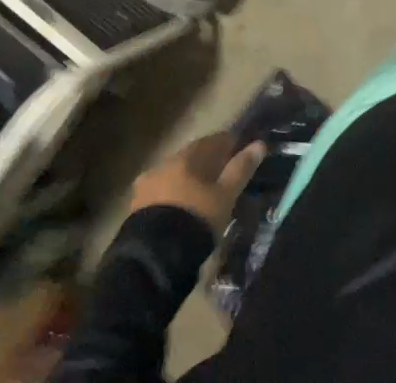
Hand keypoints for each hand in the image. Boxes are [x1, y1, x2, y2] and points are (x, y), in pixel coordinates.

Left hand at [127, 131, 266, 228]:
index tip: (243, 152)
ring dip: (189, 179)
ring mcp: (145, 186)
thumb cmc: (197, 217)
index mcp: (186, 157)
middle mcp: (163, 165)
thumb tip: (259, 144)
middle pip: (191, 157)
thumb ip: (241, 168)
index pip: (213, 141)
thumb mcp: (226, 194)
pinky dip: (175, 194)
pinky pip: (161, 192)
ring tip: (203, 194)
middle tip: (224, 175)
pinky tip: (182, 207)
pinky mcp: (135, 207)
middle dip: (208, 162)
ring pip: (175, 174)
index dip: (230, 144)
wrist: (154, 256)